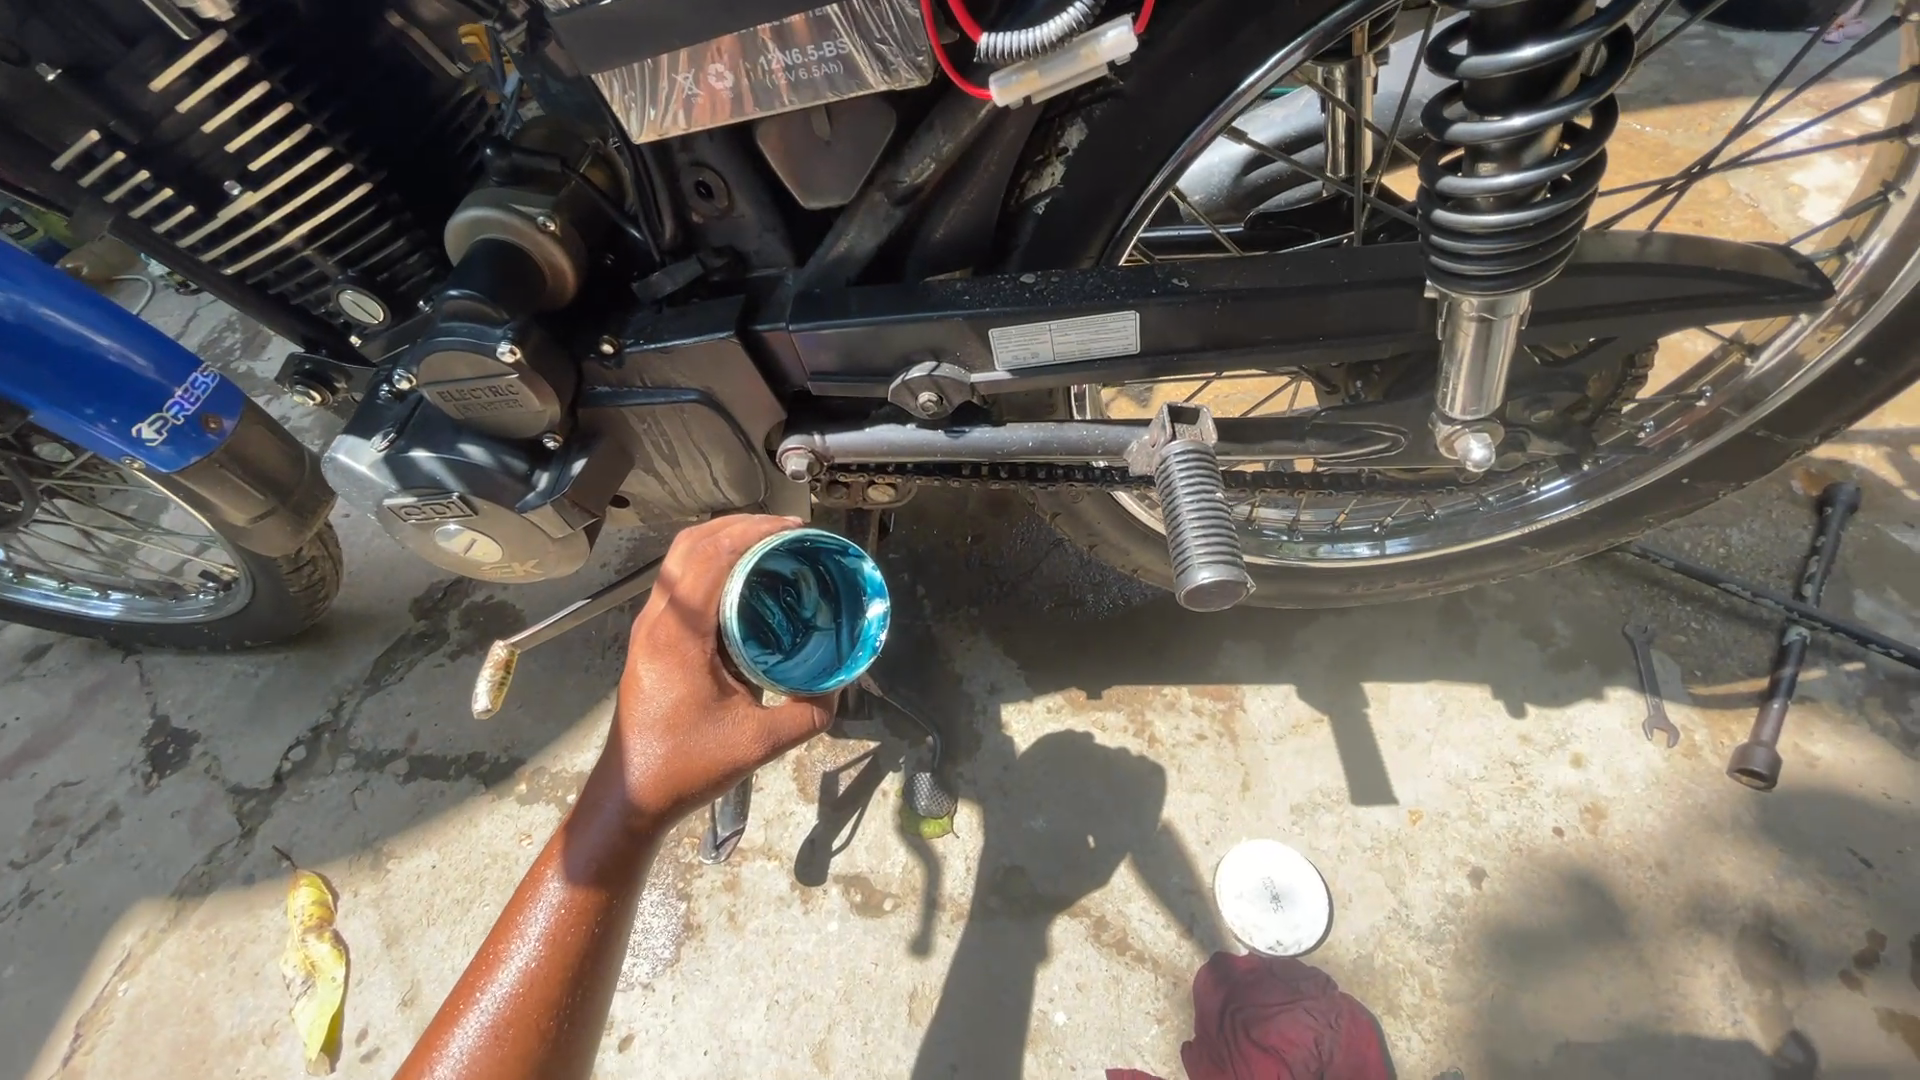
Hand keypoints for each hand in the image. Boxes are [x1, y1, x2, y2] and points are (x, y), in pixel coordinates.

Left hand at [590, 515, 837, 829]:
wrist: (632, 794)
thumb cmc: (686, 765)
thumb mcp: (758, 743)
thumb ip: (808, 714)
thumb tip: (840, 686)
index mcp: (679, 634)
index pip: (712, 556)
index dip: (754, 531)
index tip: (794, 529)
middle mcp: (658, 620)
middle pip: (691, 543)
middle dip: (740, 525)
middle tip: (786, 530)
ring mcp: (650, 627)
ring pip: (680, 558)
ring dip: (723, 539)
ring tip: (768, 543)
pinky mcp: (652, 638)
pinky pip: (680, 580)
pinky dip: (711, 562)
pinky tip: (744, 579)